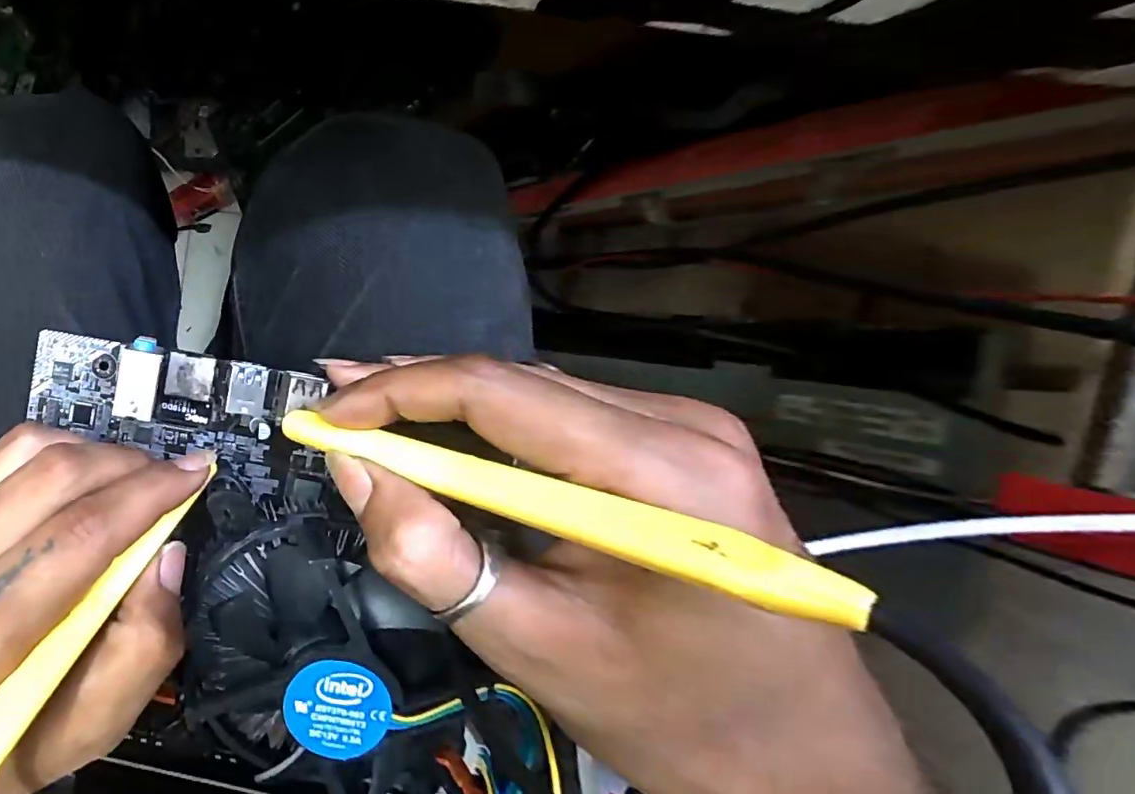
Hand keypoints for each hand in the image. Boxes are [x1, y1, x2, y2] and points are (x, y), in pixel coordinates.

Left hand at [0, 425, 212, 793]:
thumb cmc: (23, 732)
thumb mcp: (100, 720)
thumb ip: (147, 641)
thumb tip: (169, 548)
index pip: (81, 532)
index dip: (148, 492)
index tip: (197, 471)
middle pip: (59, 477)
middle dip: (133, 465)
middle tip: (174, 477)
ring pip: (35, 449)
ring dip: (100, 452)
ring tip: (134, 477)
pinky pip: (11, 450)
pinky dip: (63, 447)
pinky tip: (88, 471)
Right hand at [316, 356, 922, 793]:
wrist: (806, 764)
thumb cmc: (669, 719)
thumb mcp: (531, 646)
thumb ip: (428, 554)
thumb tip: (353, 466)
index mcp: (660, 475)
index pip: (496, 390)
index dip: (397, 391)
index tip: (328, 411)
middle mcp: (680, 423)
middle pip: (513, 379)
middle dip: (412, 389)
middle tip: (336, 398)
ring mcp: (688, 423)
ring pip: (531, 388)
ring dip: (448, 400)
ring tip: (376, 410)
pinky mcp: (681, 437)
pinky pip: (559, 408)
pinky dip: (493, 419)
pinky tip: (450, 432)